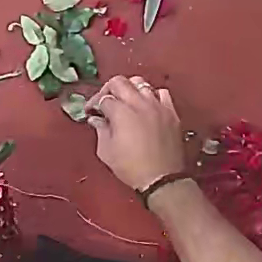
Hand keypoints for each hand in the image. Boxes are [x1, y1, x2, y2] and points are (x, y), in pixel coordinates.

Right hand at [87, 76, 185, 192]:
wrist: (162, 179)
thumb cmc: (131, 168)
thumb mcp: (106, 152)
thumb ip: (100, 130)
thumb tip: (97, 119)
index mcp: (120, 112)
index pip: (103, 98)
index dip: (94, 104)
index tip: (91, 112)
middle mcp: (139, 103)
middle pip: (119, 82)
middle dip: (107, 89)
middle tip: (104, 102)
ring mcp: (157, 106)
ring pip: (140, 83)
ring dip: (129, 89)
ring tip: (125, 101)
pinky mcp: (171, 112)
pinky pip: (162, 93)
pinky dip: (152, 95)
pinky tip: (147, 105)